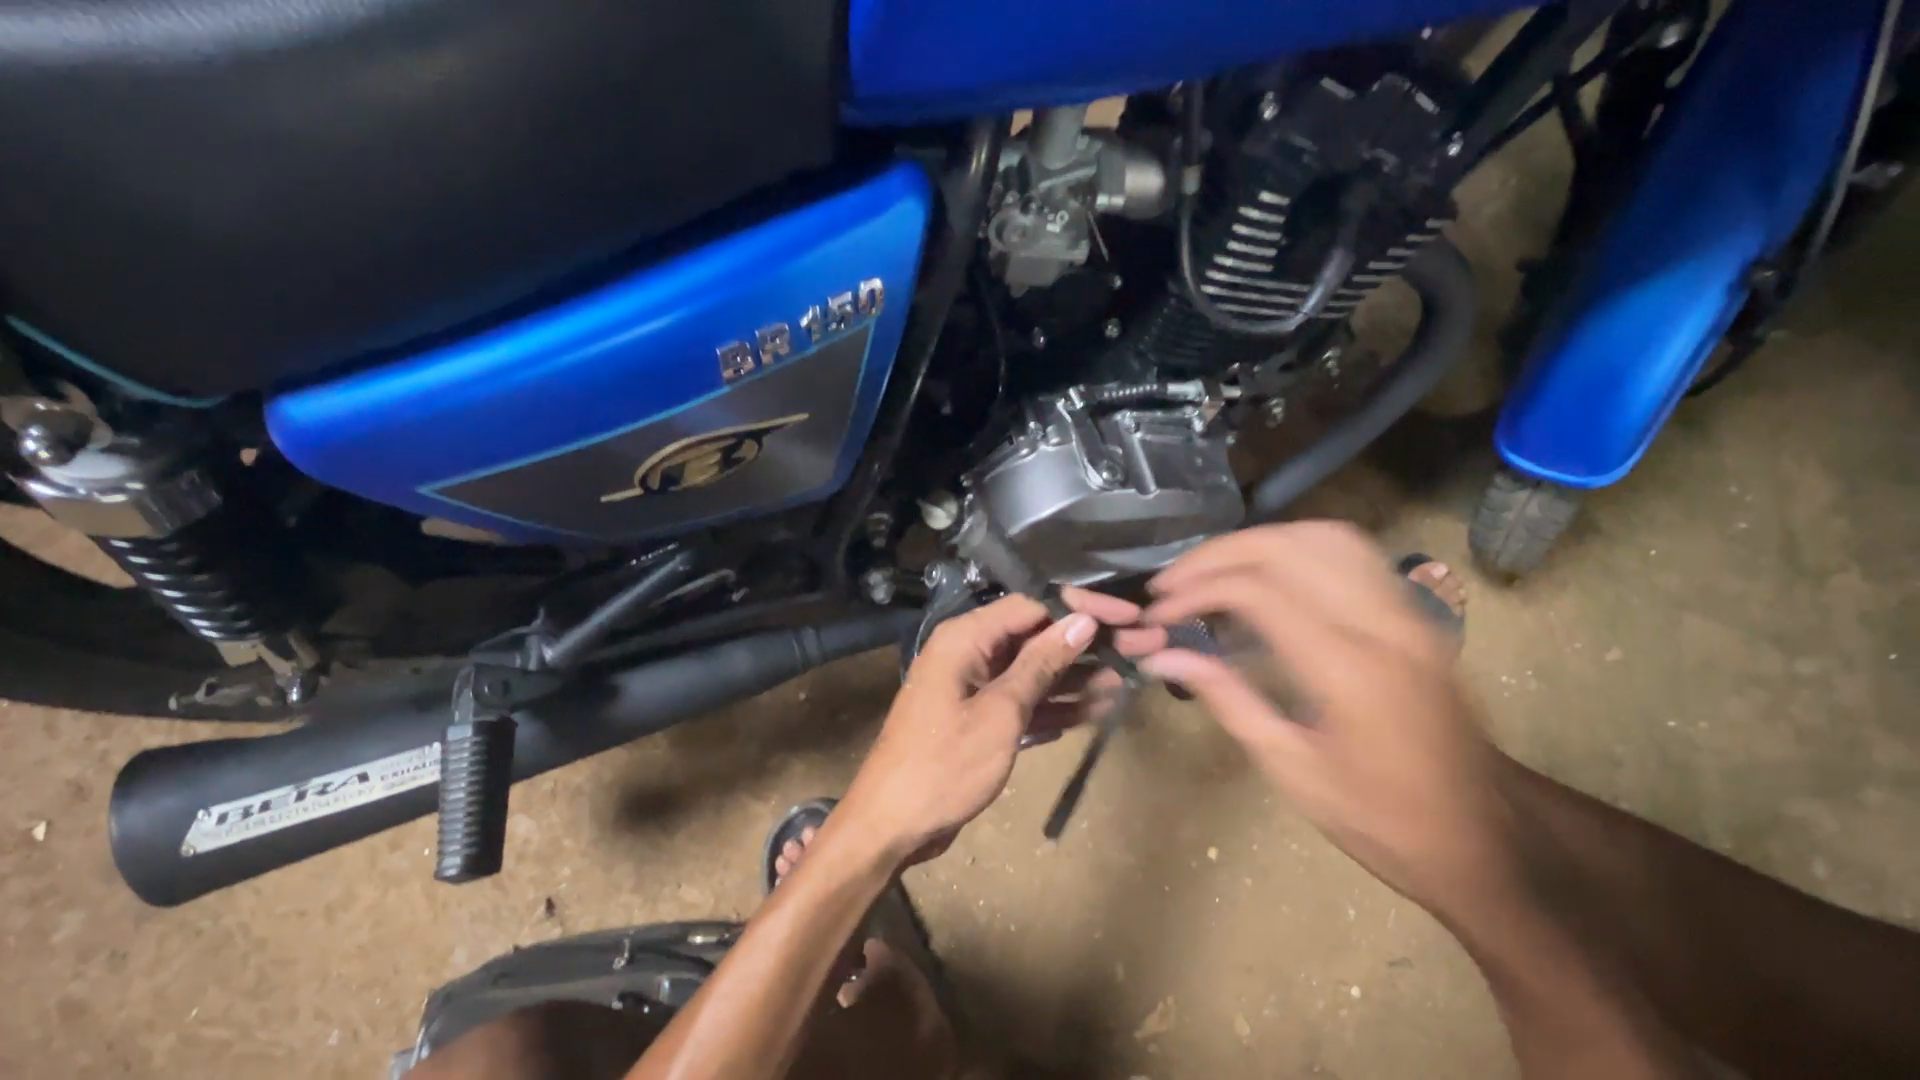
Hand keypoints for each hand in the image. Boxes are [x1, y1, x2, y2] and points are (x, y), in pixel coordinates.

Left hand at [839, 590, 1162, 863]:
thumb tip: (1081, 622)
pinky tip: (1093, 713)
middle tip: (1133, 653)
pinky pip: (1020, 704)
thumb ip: (1040, 665)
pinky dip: (1051, 709)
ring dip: (1072, 681)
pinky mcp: (977, 721)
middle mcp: (967, 654)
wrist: (892, 825)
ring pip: (1030, 674)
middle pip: (1032, 638)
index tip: (1123, 620)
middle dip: (1080, 648)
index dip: (1076, 612)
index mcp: (964, 639)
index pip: (1030, 606)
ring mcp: (971, 689)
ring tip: (1122, 685)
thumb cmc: (944, 764)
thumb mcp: (1000, 713)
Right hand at [1139, 522, 1523, 914]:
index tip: (1160, 611)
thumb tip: (1164, 657)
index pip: (1258, 592)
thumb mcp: (1293, 770)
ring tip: (1215, 570)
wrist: (1483, 837)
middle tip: (1174, 581)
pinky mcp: (1415, 616)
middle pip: (1288, 547)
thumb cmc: (1381, 820)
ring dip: (1260, 541)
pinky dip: (1301, 547)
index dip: (1197, 590)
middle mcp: (1381, 624)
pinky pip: (1355, 553)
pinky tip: (1272, 572)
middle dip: (1219, 554)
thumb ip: (1229, 701)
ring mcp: (1406, 614)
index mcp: (1347, 669)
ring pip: (1326, 537)